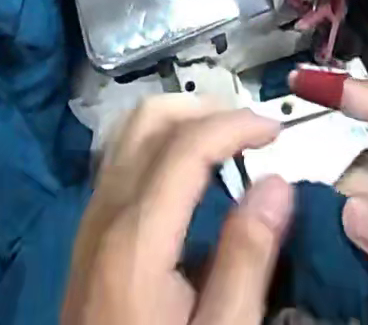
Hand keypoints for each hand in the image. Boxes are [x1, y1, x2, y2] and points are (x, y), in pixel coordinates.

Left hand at [62, 96, 295, 324]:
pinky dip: (158, 143)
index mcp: (136, 234)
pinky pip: (121, 158)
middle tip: (251, 131)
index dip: (234, 125)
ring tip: (228, 142)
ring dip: (179, 121)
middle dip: (203, 109)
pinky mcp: (90, 233)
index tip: (277, 129)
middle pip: (147, 120)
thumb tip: (277, 183)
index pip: (185, 145)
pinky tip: (190, 173)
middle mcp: (105, 210)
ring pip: (129, 132)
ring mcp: (91, 219)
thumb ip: (247, 258)